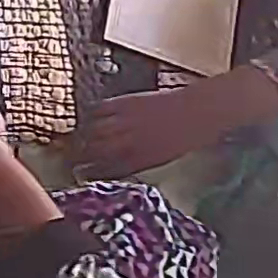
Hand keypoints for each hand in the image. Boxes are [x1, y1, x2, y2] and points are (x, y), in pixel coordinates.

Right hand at [80, 87, 230, 176]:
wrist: (206, 108)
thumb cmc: (192, 135)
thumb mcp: (165, 156)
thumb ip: (139, 161)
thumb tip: (117, 165)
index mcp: (141, 158)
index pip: (107, 168)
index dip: (90, 172)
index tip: (80, 174)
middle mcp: (130, 140)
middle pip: (95, 150)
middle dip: (80, 155)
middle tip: (71, 158)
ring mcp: (126, 120)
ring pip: (93, 130)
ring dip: (82, 135)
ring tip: (76, 139)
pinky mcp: (127, 102)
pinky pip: (101, 109)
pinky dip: (93, 114)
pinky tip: (89, 117)